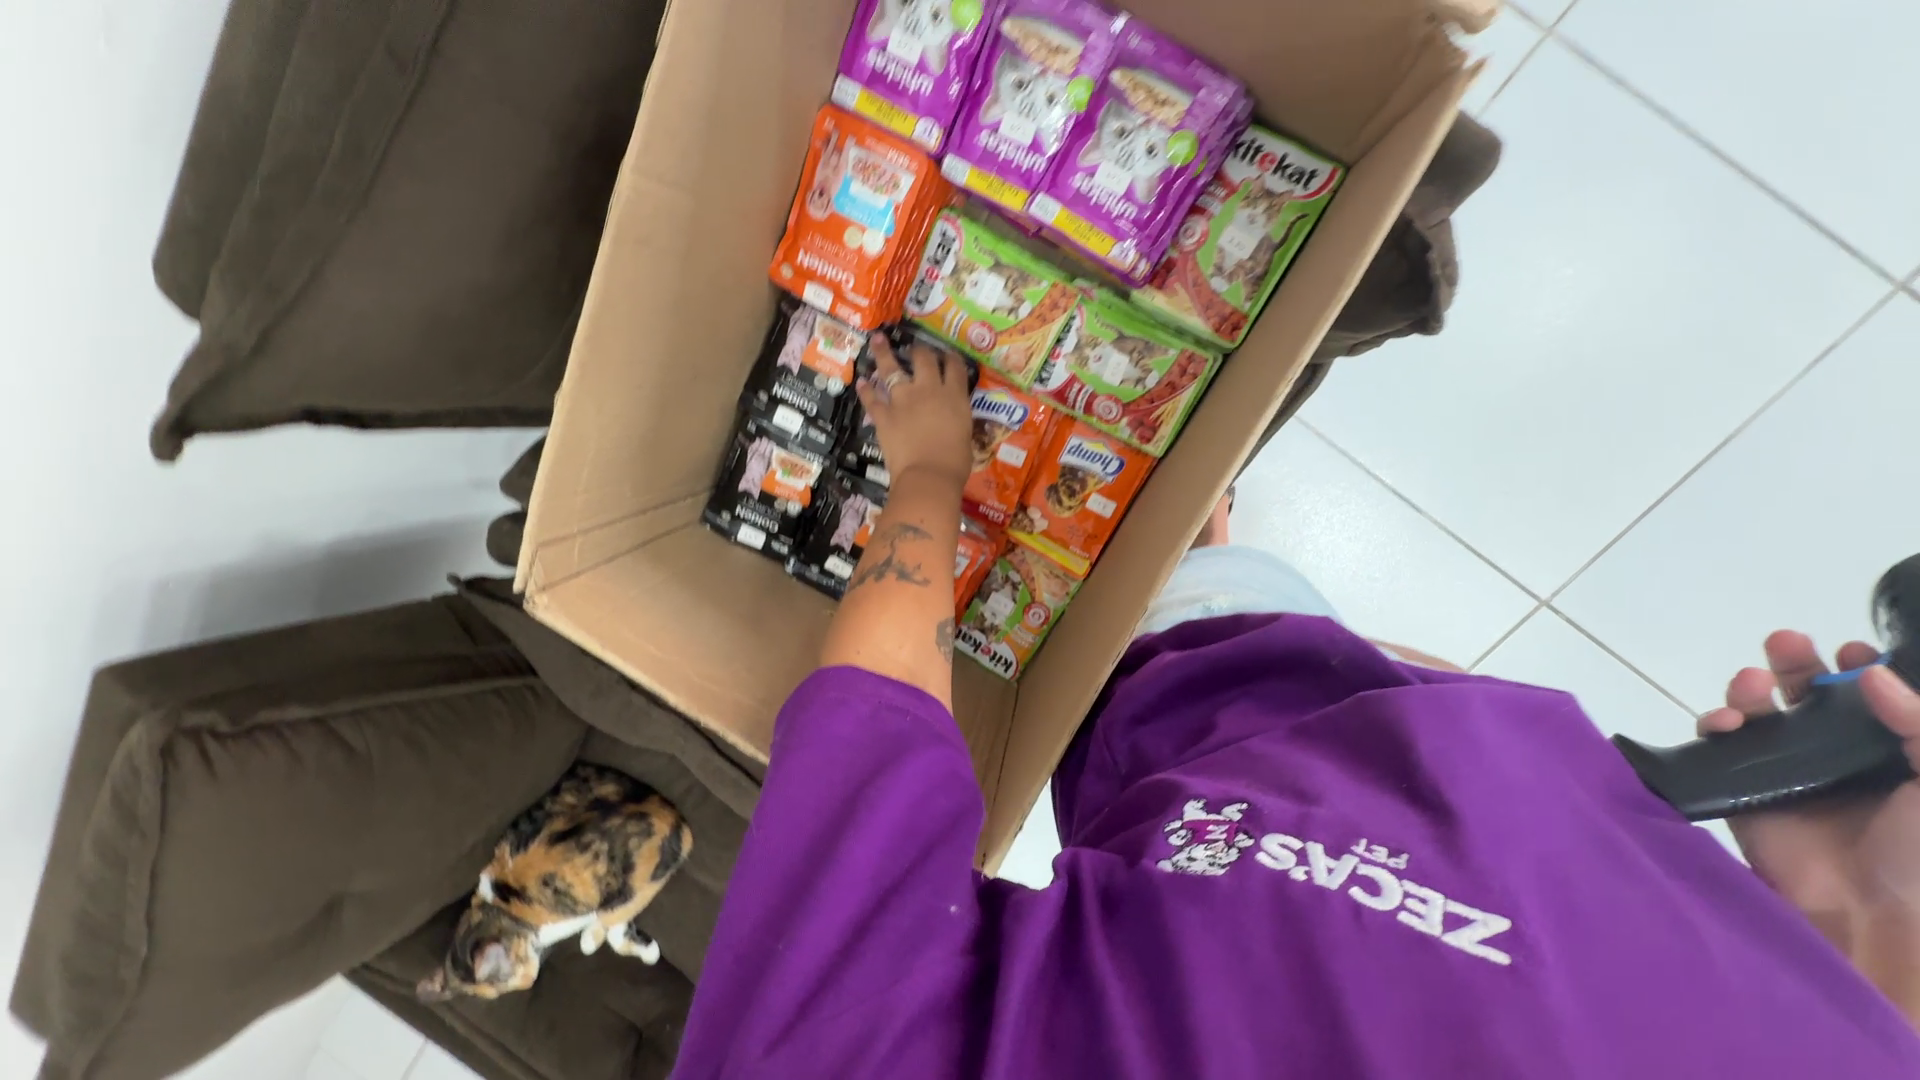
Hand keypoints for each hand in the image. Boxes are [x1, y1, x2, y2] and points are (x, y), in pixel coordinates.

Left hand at [859, 334, 971, 491]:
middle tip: (916, 348)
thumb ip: (957, 420)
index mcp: (954, 396)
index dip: (950, 356)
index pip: (954, 366)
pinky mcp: (883, 414)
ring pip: (890, 368)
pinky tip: (861, 381)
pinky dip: (865, 390)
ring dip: (883, 352)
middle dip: (920, 350)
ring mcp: (902, 399)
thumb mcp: (965, 435)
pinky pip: (872, 398)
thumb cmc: (955, 462)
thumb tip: (953, 419)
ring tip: (877, 340)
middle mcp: (928, 389)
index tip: (947, 353)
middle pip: (923, 358)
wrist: (929, 476)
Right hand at [1700, 632, 1919, 997]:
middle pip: (1812, 699)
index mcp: (1897, 760)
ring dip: (1751, 689)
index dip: (1864, 671)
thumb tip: (1869, 676)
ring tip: (1751, 679)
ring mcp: (1787, 772)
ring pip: (1762, 714)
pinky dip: (1717, 724)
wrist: (1872, 911)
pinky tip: (1726, 720)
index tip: (1854, 649)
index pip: (1876, 703)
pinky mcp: (1742, 786)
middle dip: (1798, 666)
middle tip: (1787, 641)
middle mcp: (1841, 760)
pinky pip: (1720, 746)